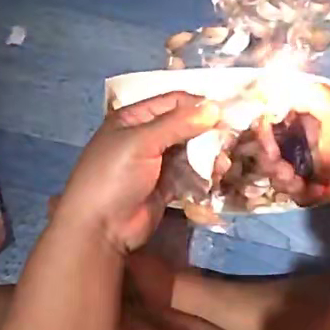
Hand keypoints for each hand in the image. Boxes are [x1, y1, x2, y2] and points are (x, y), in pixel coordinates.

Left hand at [54, 92, 219, 253]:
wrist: (100, 227)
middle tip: (230, 139)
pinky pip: (190, 174)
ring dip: (209, 154)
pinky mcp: (166, 187)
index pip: (172, 102)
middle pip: (184, 126)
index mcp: (132, 119)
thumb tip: (214, 107)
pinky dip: (204, 173)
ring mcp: (156, 164)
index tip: (226, 111)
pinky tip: (216, 176)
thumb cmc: (113, 176)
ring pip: (191, 151)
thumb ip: (177, 123)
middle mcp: (145, 137)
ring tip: (222, 163)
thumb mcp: (141, 142)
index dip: (198, 104)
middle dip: (208, 131)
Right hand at [281, 83, 329, 223]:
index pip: (287, 108)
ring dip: (285, 176)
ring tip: (298, 185)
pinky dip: (299, 189)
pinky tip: (314, 193)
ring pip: (284, 163)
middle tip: (283, 170)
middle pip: (280, 139)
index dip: (270, 123)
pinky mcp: (320, 182)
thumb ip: (313, 95)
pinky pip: (295, 182)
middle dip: (275, 156)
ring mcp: (321, 158)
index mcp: (329, 111)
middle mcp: (322, 132)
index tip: (268, 140)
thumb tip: (282, 85)